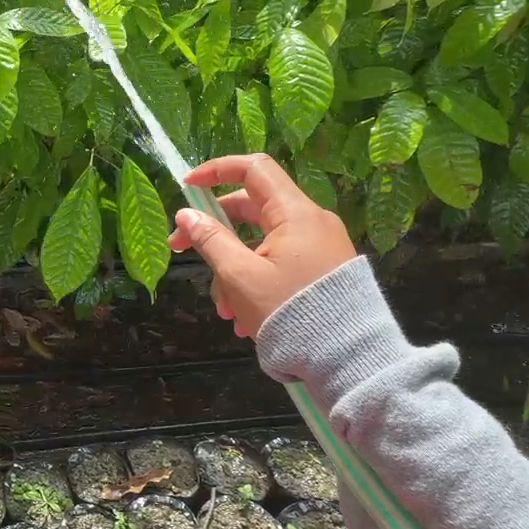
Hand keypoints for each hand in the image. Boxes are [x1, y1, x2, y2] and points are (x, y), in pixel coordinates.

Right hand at [167, 153, 356, 338]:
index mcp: (295, 214)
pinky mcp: (321, 270)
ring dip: (232, 268)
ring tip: (224, 309)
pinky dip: (254, 280)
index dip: (216, 171)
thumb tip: (186, 215)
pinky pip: (278, 262)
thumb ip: (210, 240)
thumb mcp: (238, 275)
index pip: (253, 169)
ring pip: (261, 242)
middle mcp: (311, 222)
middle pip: (252, 209)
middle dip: (213, 232)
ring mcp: (319, 247)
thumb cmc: (288, 310)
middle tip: (180, 251)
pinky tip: (243, 317)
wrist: (347, 358)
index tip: (187, 187)